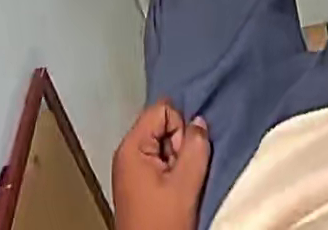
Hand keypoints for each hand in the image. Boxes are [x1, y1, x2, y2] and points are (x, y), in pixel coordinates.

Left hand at [112, 98, 209, 229]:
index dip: (180, 129)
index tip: (182, 159)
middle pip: (163, 125)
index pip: (162, 109)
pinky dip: (174, 174)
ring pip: (165, 145)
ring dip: (179, 163)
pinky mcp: (139, 184)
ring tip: (181, 190)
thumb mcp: (184, 186)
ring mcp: (132, 169)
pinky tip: (177, 194)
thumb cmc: (162, 225)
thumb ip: (195, 148)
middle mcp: (128, 152)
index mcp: (132, 146)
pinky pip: (161, 162)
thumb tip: (199, 122)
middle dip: (180, 146)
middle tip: (182, 178)